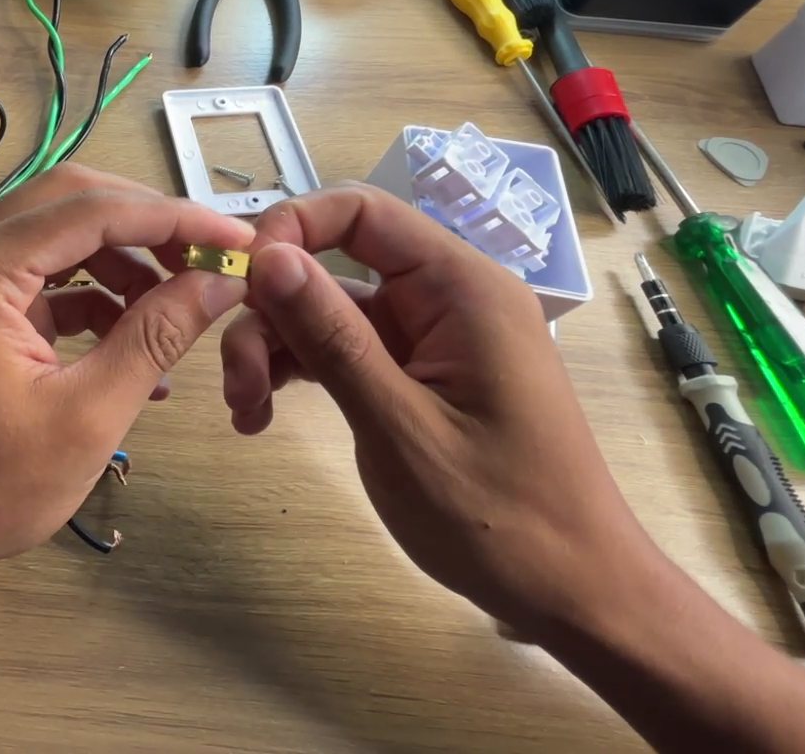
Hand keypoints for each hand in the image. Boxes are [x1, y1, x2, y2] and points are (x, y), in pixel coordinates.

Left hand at [0, 165, 254, 579]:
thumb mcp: (88, 415)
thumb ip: (156, 336)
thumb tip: (220, 280)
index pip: (90, 209)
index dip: (171, 217)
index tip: (236, 237)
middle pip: (71, 201)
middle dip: (146, 225)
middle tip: (209, 258)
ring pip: (60, 234)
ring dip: (123, 260)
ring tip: (179, 308)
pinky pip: (46, 276)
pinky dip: (95, 295)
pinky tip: (138, 342)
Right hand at [219, 183, 667, 633]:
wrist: (568, 594)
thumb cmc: (499, 515)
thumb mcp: (399, 425)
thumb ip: (332, 335)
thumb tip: (267, 256)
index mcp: (459, 288)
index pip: (360, 211)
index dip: (290, 228)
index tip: (238, 281)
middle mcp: (438, 296)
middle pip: (324, 267)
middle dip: (268, 315)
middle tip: (236, 382)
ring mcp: (418, 333)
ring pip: (316, 310)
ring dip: (269, 352)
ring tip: (246, 411)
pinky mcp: (402, 367)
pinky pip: (329, 346)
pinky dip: (289, 373)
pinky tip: (260, 414)